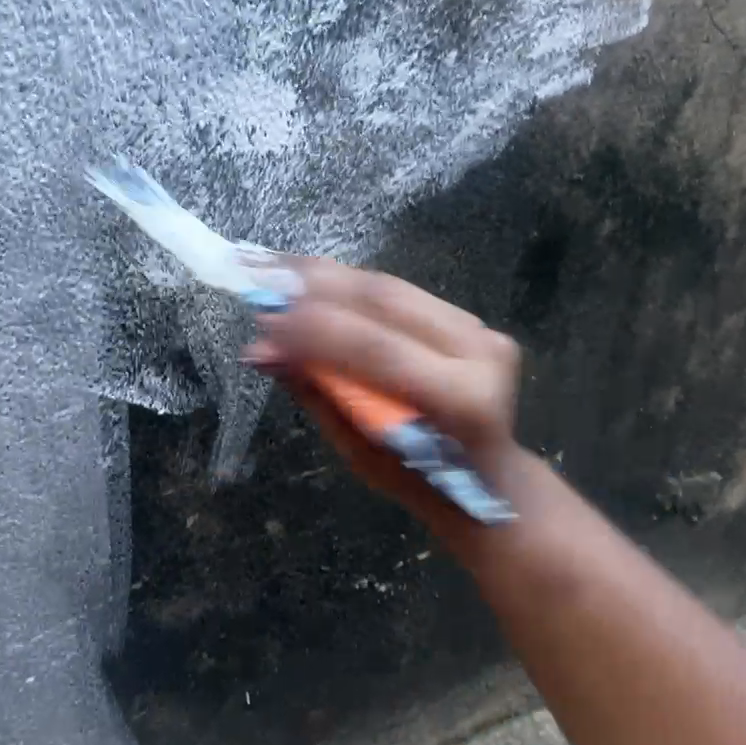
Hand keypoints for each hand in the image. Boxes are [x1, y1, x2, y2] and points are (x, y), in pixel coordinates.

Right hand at [243, 259, 522, 507]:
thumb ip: (317, 392)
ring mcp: (475, 327)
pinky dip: (344, 283)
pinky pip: (392, 290)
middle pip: (381, 302)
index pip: (376, 349)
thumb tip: (260, 352)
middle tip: (259, 279)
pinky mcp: (464, 315)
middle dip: (312, 289)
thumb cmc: (417, 476)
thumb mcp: (358, 449)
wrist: (486, 476)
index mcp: (460, 399)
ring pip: (384, 286)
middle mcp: (476, 352)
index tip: (262, 320)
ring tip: (272, 268)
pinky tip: (306, 276)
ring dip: (323, 277)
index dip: (314, 330)